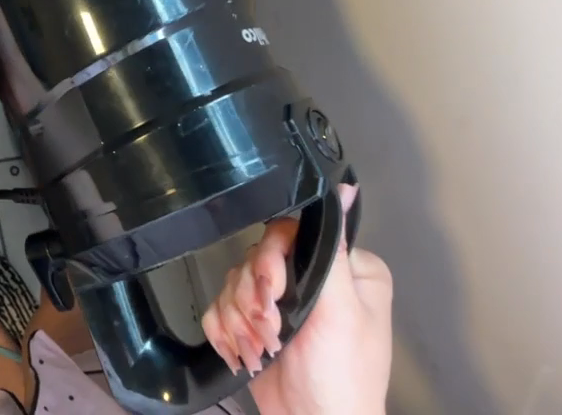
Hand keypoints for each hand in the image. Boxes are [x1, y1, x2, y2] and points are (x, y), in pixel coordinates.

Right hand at [201, 184, 392, 414]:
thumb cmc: (341, 374)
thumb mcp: (342, 311)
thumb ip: (334, 250)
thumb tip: (343, 188)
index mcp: (342, 270)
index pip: (287, 233)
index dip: (270, 259)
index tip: (273, 290)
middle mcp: (310, 278)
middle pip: (253, 258)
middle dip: (253, 299)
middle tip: (270, 328)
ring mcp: (279, 302)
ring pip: (231, 282)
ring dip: (240, 321)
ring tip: (261, 351)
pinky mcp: (251, 323)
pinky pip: (218, 306)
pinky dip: (226, 332)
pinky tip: (244, 353)